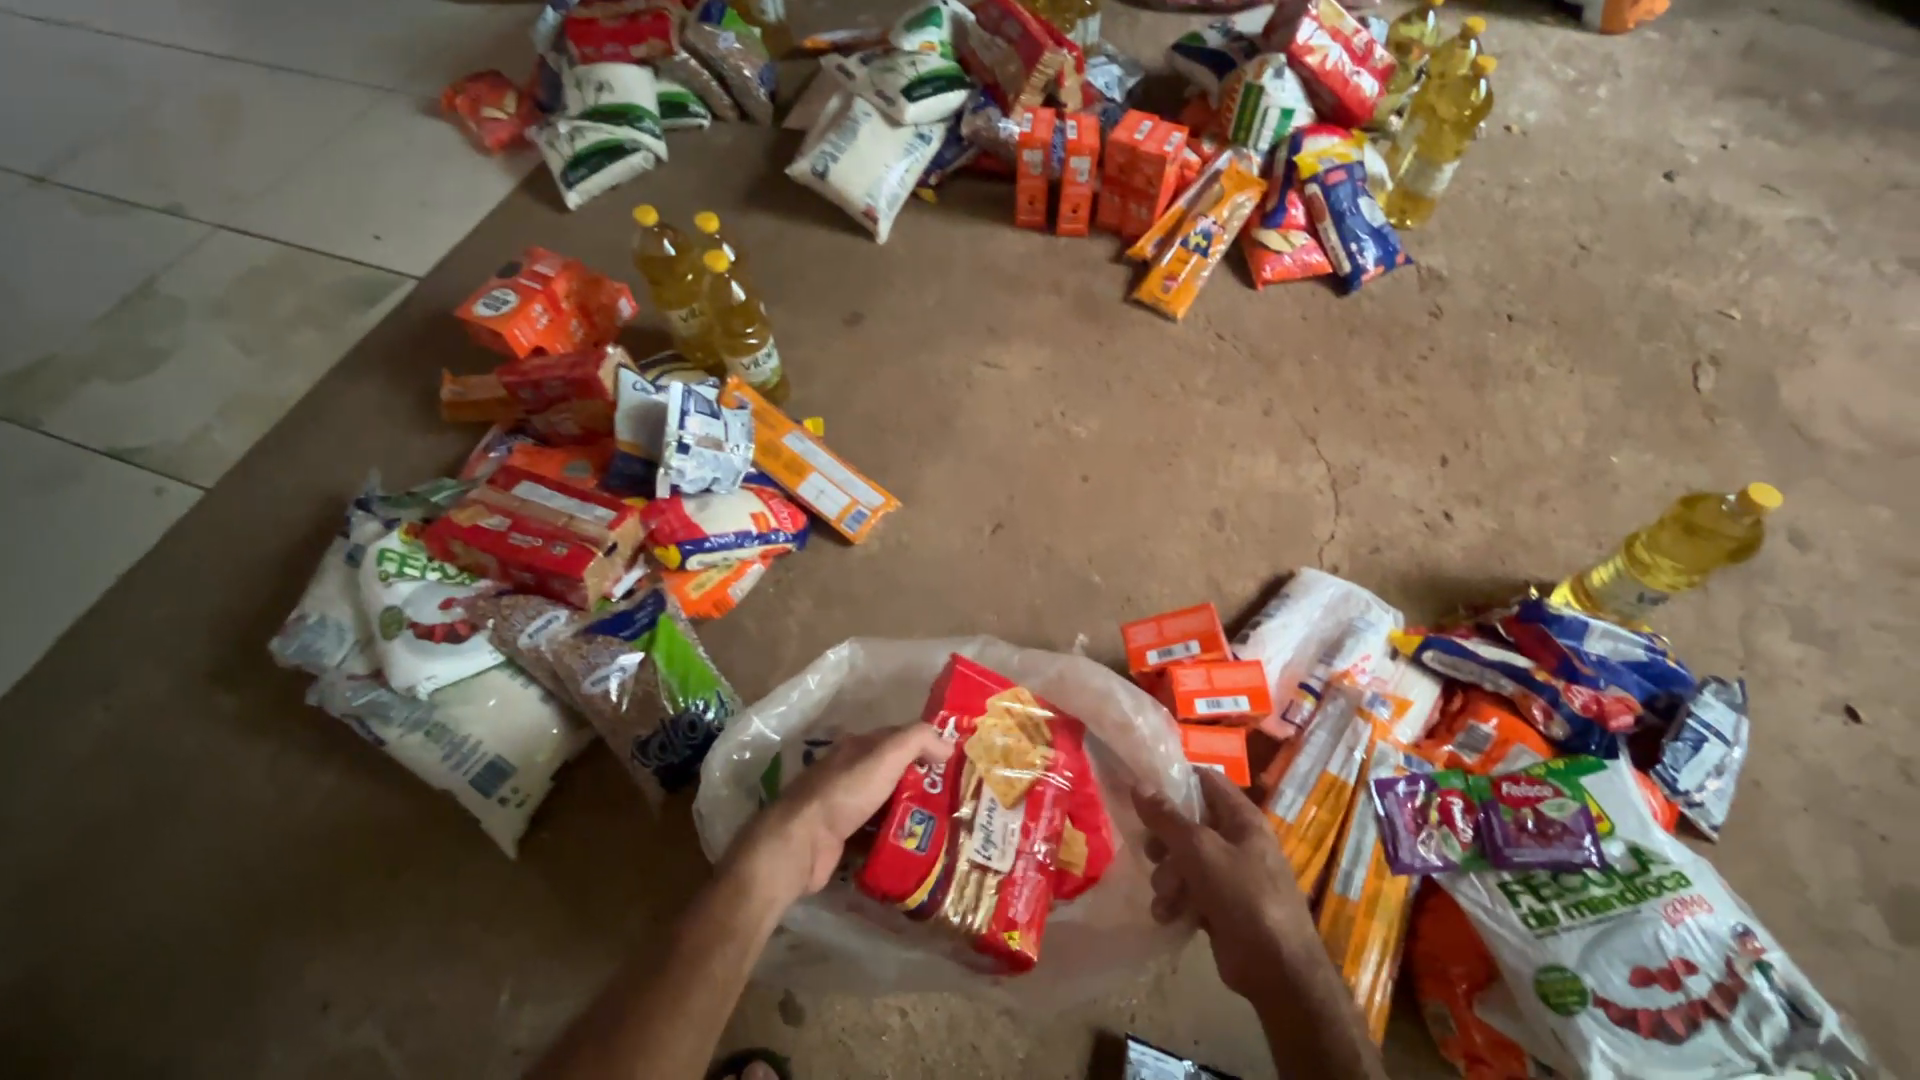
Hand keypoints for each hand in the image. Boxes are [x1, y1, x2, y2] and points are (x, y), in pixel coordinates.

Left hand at [726, 724, 953, 905]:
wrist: (801, 843)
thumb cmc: (845, 792)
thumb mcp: (885, 756)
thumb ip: (917, 741)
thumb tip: (948, 744)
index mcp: (858, 748)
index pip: (900, 739)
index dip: (927, 746)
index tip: (957, 762)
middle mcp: (851, 773)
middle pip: (895, 773)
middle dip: (924, 783)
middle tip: (957, 798)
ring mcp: (846, 806)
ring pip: (888, 804)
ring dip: (912, 812)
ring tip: (947, 825)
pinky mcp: (844, 837)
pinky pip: (878, 832)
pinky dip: (896, 837)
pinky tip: (919, 846)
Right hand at [1133, 768, 1322, 1000]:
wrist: (1277, 970)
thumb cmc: (1244, 896)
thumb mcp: (1201, 851)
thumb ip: (1167, 818)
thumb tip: (1138, 785)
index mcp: (1242, 818)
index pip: (1206, 780)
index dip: (1176, 780)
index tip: (1142, 789)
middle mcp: (1237, 841)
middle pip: (1188, 823)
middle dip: (1164, 840)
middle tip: (1151, 852)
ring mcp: (1229, 875)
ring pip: (1183, 860)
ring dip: (1167, 878)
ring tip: (1167, 896)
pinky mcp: (1220, 905)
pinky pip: (1188, 891)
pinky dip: (1176, 901)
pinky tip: (1168, 916)